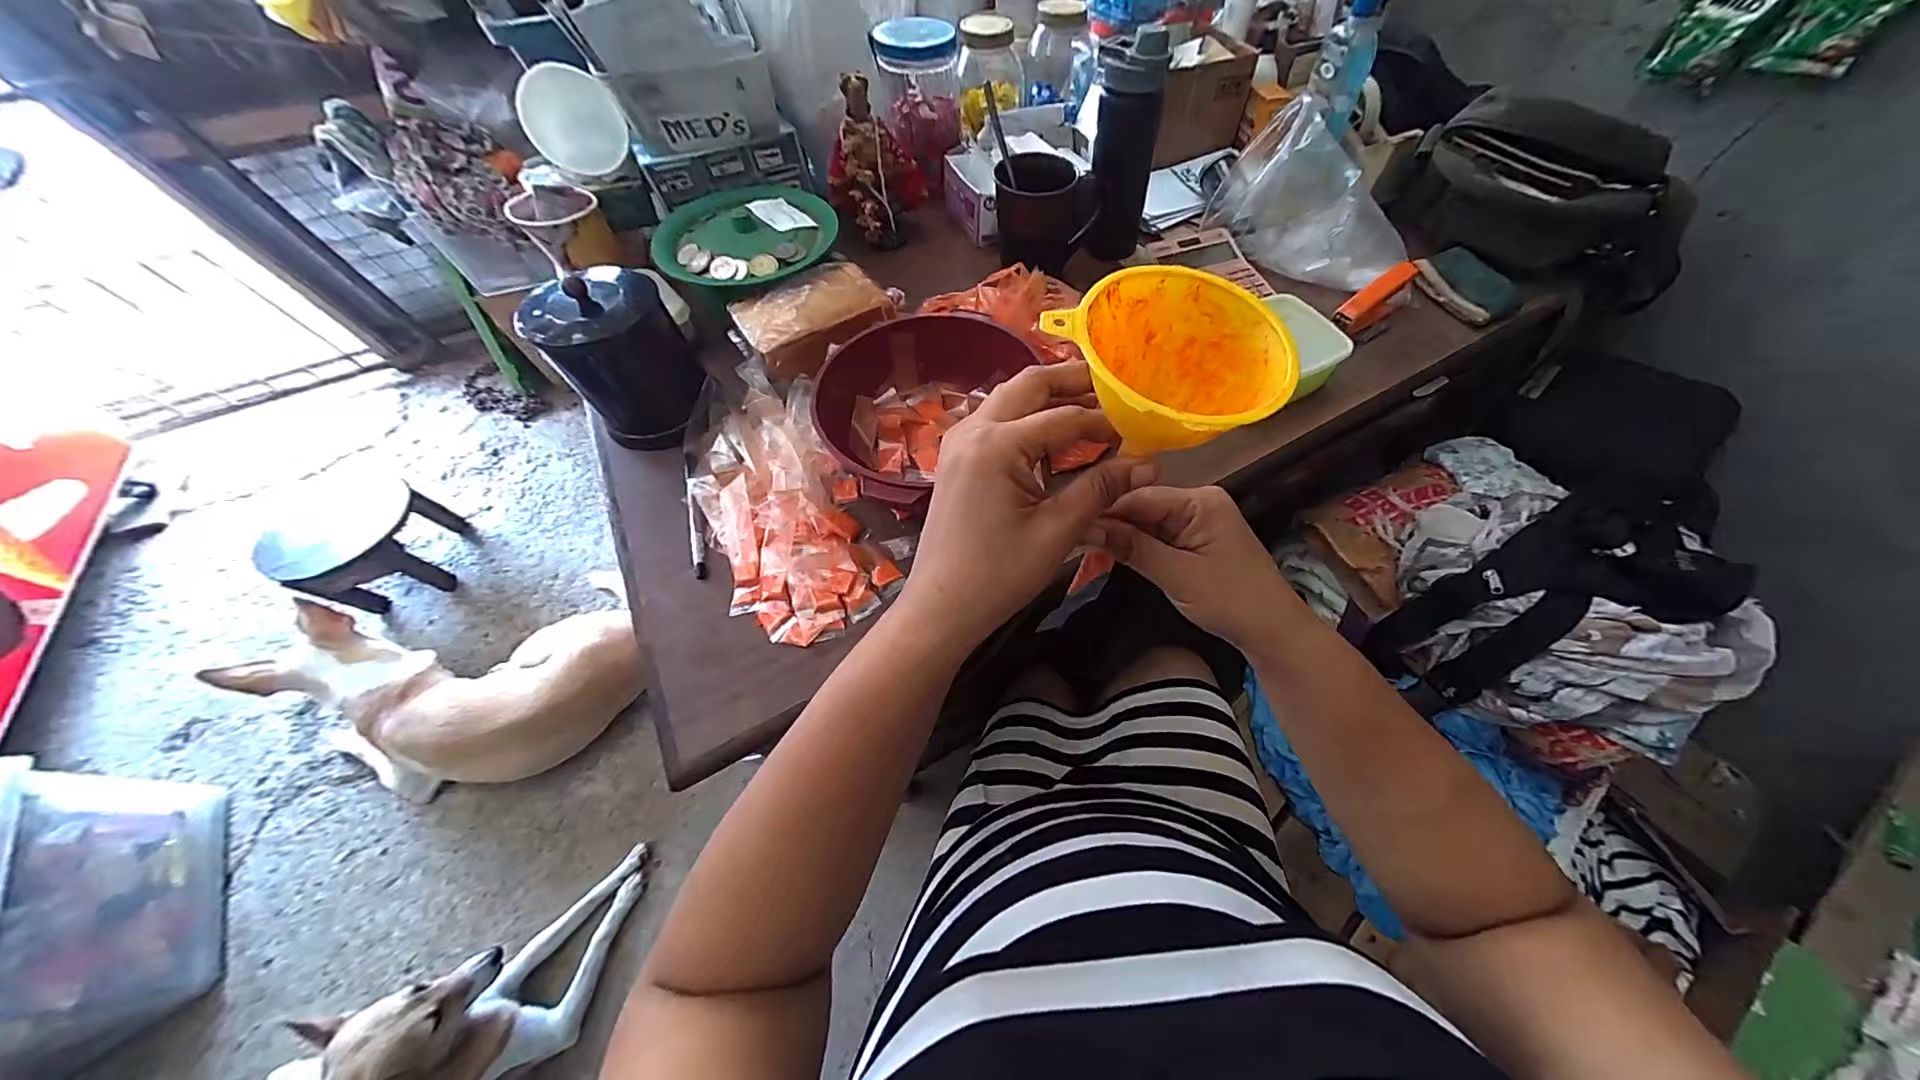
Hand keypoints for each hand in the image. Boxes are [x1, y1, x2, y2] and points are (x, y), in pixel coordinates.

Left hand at [900, 362, 1156, 647]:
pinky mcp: (956, 458)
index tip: (1140, 426)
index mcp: (997, 445)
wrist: (941, 606)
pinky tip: (1052, 436)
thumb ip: (1101, 488)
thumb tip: (1148, 463)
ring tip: (1091, 405)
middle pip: (1029, 386)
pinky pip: (995, 421)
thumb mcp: (1057, 531)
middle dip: (1072, 382)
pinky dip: (1026, 418)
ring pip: (1009, 399)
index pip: (1064, 418)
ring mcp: (958, 442)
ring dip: (1048, 397)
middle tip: (1114, 387)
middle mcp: (973, 430)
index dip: (1106, 420)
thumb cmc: (998, 575)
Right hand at [1091, 485, 1305, 648]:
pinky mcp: (1194, 538)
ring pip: (1144, 521)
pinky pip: (1155, 535)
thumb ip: (1132, 547)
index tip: (1068, 527)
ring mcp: (1197, 519)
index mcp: (1200, 500)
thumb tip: (1086, 528)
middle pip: (1140, 506)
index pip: (1138, 496)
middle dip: (1108, 525)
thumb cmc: (1231, 601)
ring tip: (1082, 551)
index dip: (1103, 511)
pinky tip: (1108, 555)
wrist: (1273, 631)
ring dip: (1118, 538)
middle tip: (1071, 543)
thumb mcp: (1177, 575)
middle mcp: (1198, 501)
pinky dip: (1134, 547)